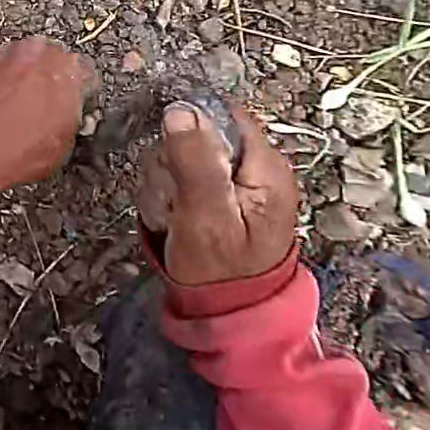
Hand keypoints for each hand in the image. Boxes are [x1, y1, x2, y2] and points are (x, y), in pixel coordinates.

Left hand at [0, 37, 95, 197]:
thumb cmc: (20, 151)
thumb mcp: (64, 145)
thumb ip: (74, 118)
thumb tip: (70, 115)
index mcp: (73, 73)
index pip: (89, 74)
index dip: (82, 92)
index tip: (76, 104)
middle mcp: (47, 55)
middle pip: (59, 59)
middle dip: (55, 76)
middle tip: (47, 101)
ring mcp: (16, 53)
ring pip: (31, 55)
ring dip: (30, 70)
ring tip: (22, 96)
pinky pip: (6, 60)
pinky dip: (7, 72)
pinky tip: (3, 94)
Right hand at [136, 103, 299, 284]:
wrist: (225, 320)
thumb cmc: (220, 272)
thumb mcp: (206, 216)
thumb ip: (194, 161)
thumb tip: (180, 110)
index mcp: (265, 166)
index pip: (223, 116)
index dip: (192, 132)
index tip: (176, 165)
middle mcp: (252, 167)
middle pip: (197, 135)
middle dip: (172, 165)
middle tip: (174, 202)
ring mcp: (231, 182)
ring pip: (180, 155)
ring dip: (164, 184)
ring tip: (171, 217)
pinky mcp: (212, 196)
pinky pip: (177, 177)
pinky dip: (165, 197)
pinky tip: (168, 220)